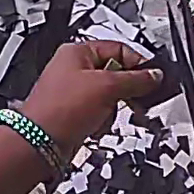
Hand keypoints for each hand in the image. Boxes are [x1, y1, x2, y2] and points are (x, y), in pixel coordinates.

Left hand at [20, 41, 161, 154]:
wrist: (40, 144)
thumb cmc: (60, 110)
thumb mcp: (107, 87)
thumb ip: (136, 80)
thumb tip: (154, 75)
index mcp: (76, 52)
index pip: (118, 49)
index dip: (137, 62)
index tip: (152, 77)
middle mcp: (72, 70)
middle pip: (114, 74)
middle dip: (124, 91)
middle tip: (135, 99)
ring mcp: (72, 94)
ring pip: (108, 97)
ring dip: (111, 110)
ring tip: (103, 116)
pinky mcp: (72, 115)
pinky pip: (98, 114)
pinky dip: (101, 121)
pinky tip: (95, 127)